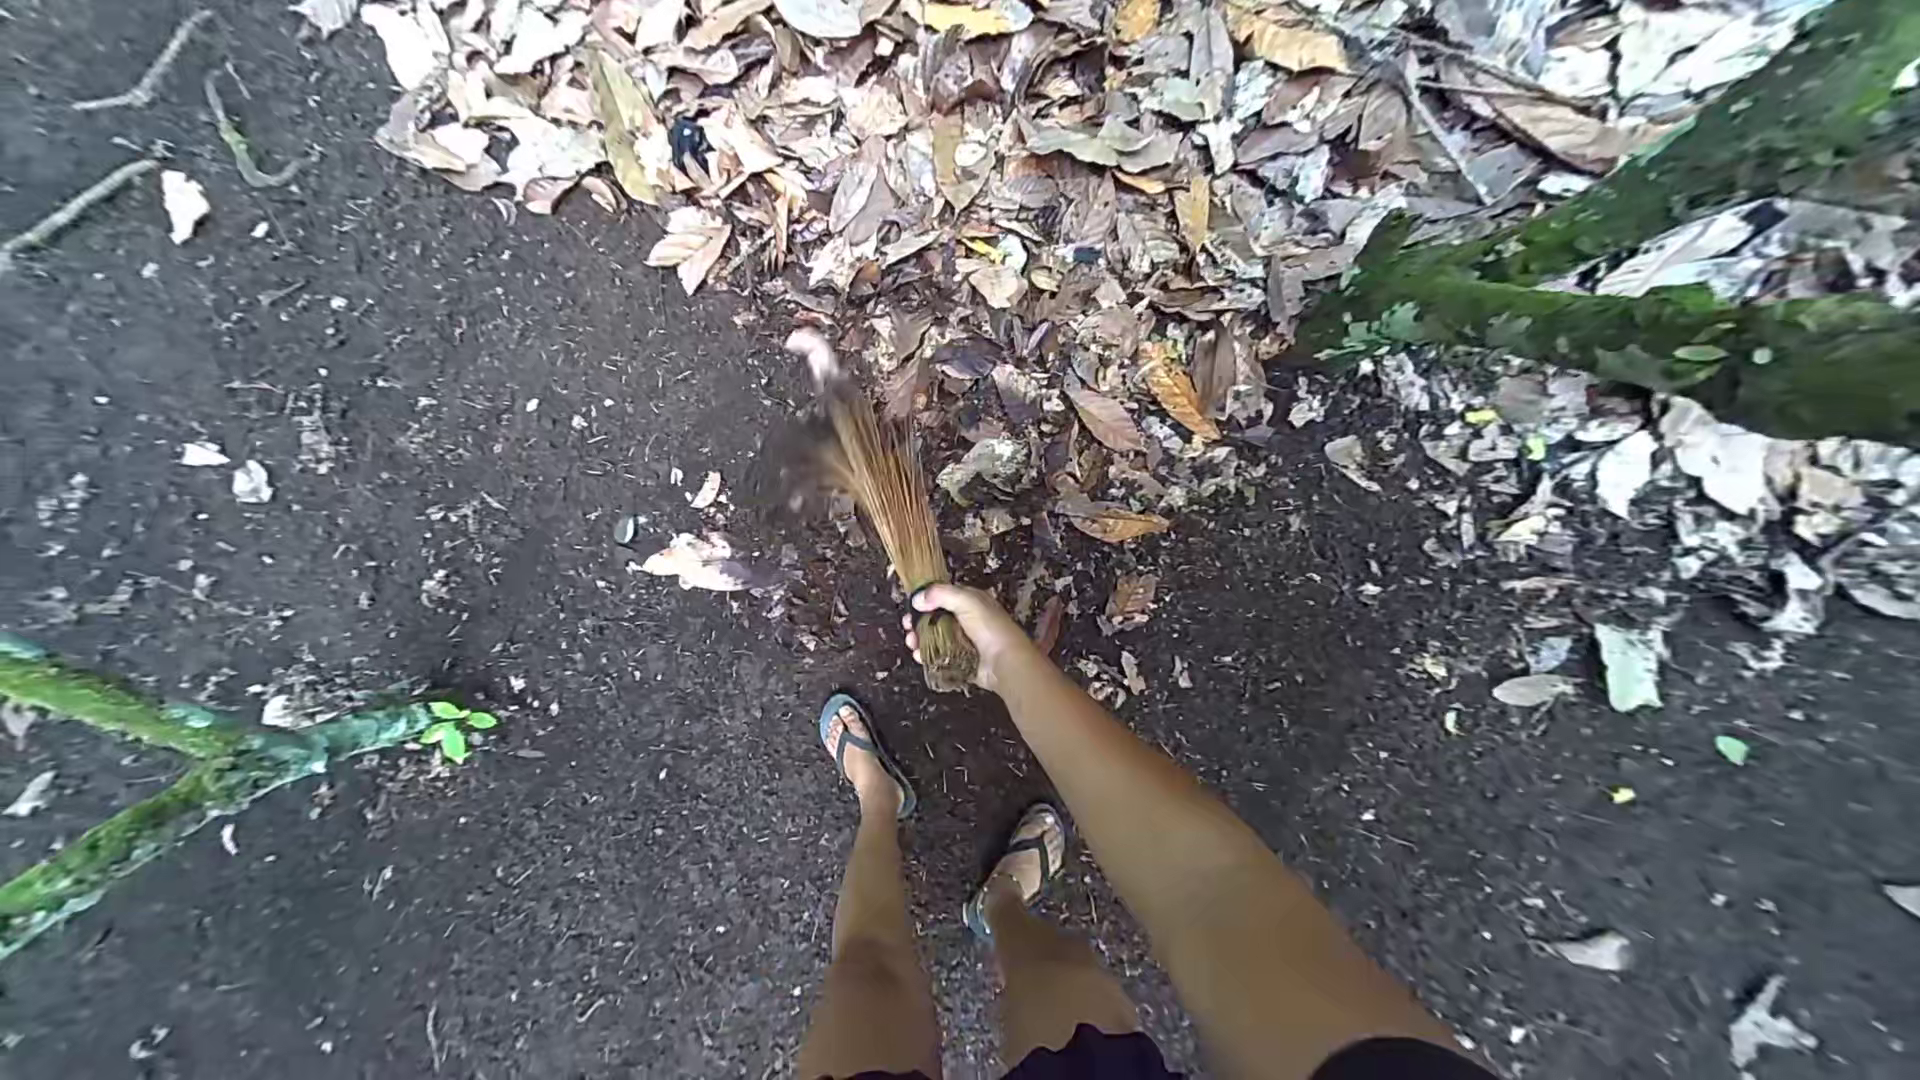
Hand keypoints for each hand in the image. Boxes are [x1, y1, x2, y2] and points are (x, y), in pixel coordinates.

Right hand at [900, 583, 1039, 692]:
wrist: (1005, 662)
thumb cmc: (990, 628)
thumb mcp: (967, 601)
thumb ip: (942, 594)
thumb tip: (918, 598)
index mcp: (971, 602)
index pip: (943, 597)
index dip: (926, 600)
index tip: (911, 607)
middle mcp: (967, 620)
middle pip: (936, 618)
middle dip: (918, 622)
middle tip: (908, 628)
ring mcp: (964, 642)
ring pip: (935, 638)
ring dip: (920, 639)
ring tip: (912, 643)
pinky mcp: (961, 661)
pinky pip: (940, 656)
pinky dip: (927, 656)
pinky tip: (919, 656)